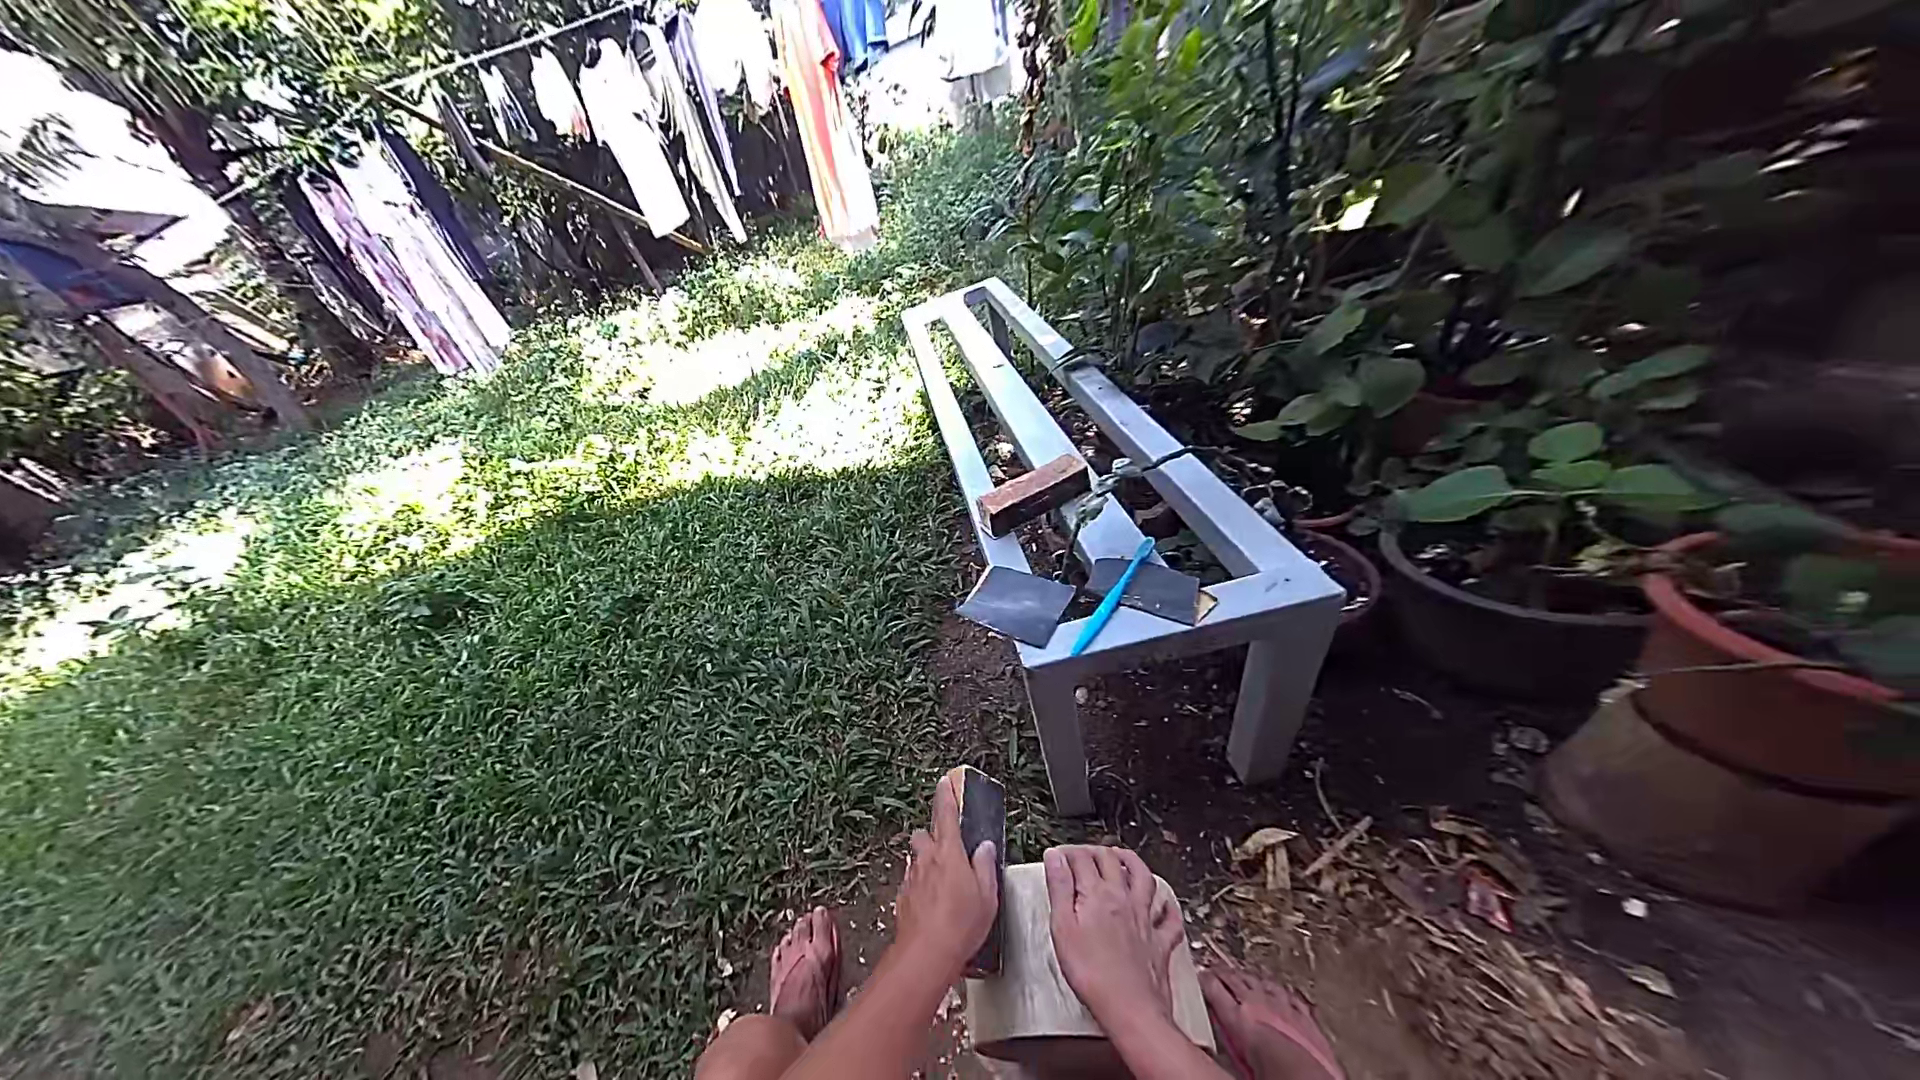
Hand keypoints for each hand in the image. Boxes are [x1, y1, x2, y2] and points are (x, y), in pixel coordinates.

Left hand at [893, 770, 997, 974]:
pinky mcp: (903, 896)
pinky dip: (921, 883)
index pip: (946, 814)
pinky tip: (932, 900)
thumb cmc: (960, 925)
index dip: (945, 796)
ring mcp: (912, 877)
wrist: (925, 955)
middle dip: (933, 834)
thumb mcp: (987, 895)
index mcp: (949, 852)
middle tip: (949, 846)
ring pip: (917, 857)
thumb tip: (984, 847)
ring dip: (927, 860)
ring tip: (943, 878)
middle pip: (925, 834)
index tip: (944, 782)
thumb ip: (985, 866)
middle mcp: (927, 859)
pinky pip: (912, 880)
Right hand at [1044, 845, 1184, 1026]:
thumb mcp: (1063, 928)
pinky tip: (1165, 904)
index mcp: (1098, 894)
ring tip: (1124, 856)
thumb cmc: (1093, 975)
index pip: (1082, 859)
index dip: (1068, 853)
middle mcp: (1124, 900)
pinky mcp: (1159, 942)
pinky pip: (1169, 918)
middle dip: (1096, 851)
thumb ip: (1059, 888)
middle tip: (1086, 852)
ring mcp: (1145, 919)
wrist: (1130, 1011)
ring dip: (1133, 863)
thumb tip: (1055, 858)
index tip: (1059, 855)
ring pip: (1144, 878)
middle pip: (1112, 861)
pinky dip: (1167, 907)